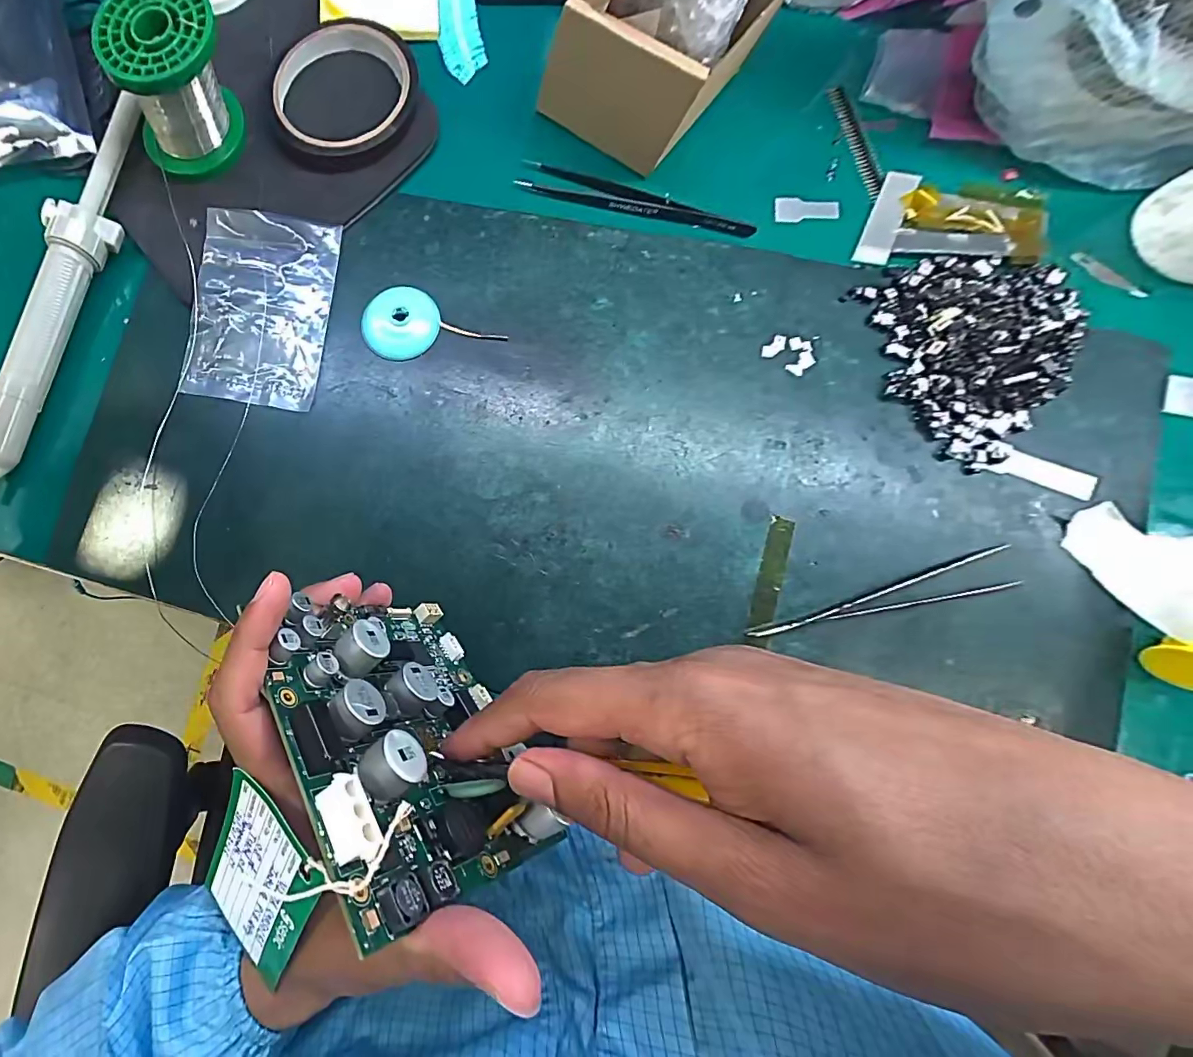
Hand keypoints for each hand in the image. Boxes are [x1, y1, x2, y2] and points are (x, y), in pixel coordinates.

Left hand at [208, 572, 541, 1028]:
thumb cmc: (322, 949)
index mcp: (277, 785)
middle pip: (275, 670)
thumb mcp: (377, 948)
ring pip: (307, 674)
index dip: (249, 641)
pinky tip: (392, 643)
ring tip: (375, 596)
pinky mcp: (336, 754)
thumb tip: (522, 977)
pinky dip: (359, 661)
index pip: (239, 702)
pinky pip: (339, 694)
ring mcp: (310, 751)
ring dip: (337, 630)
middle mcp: (287, 757)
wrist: (305, 961)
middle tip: (359, 587)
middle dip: (308, 618)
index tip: (277, 586)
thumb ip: (437, 949)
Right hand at [444, 645, 1192, 1038]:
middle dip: (566, 757)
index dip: (494, 723)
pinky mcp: (817, 696)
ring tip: (653, 848)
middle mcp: (724, 667)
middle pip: (604, 700)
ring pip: (659, 712)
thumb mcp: (764, 882)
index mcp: (699, 702)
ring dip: (630, 769)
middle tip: (563, 832)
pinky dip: (685, 766)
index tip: (453, 758)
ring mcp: (776, 676)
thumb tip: (529, 766)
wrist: (1189, 893)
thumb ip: (630, 813)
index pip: (556, 693)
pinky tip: (726, 823)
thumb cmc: (952, 904)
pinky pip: (714, 718)